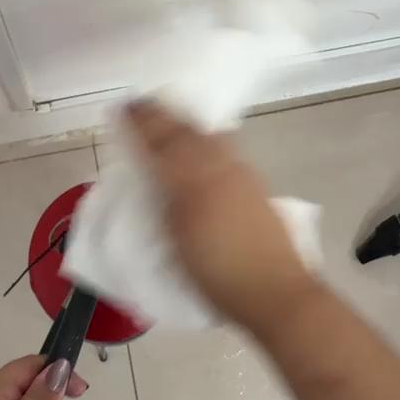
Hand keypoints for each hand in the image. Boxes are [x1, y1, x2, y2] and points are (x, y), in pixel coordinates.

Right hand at [123, 100, 319, 329]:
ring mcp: (241, 172)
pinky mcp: (257, 184)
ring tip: (171, 121)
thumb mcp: (175, 242)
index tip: (122, 106)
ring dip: (185, 123)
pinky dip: (207, 137)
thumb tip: (153, 175)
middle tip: (143, 106)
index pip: (160, 139)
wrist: (276, 293)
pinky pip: (225, 146)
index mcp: (191, 181)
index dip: (140, 120)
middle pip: (186, 128)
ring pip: (209, 134)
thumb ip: (163, 202)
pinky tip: (204, 146)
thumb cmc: (217, 276)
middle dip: (162, 114)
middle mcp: (216, 166)